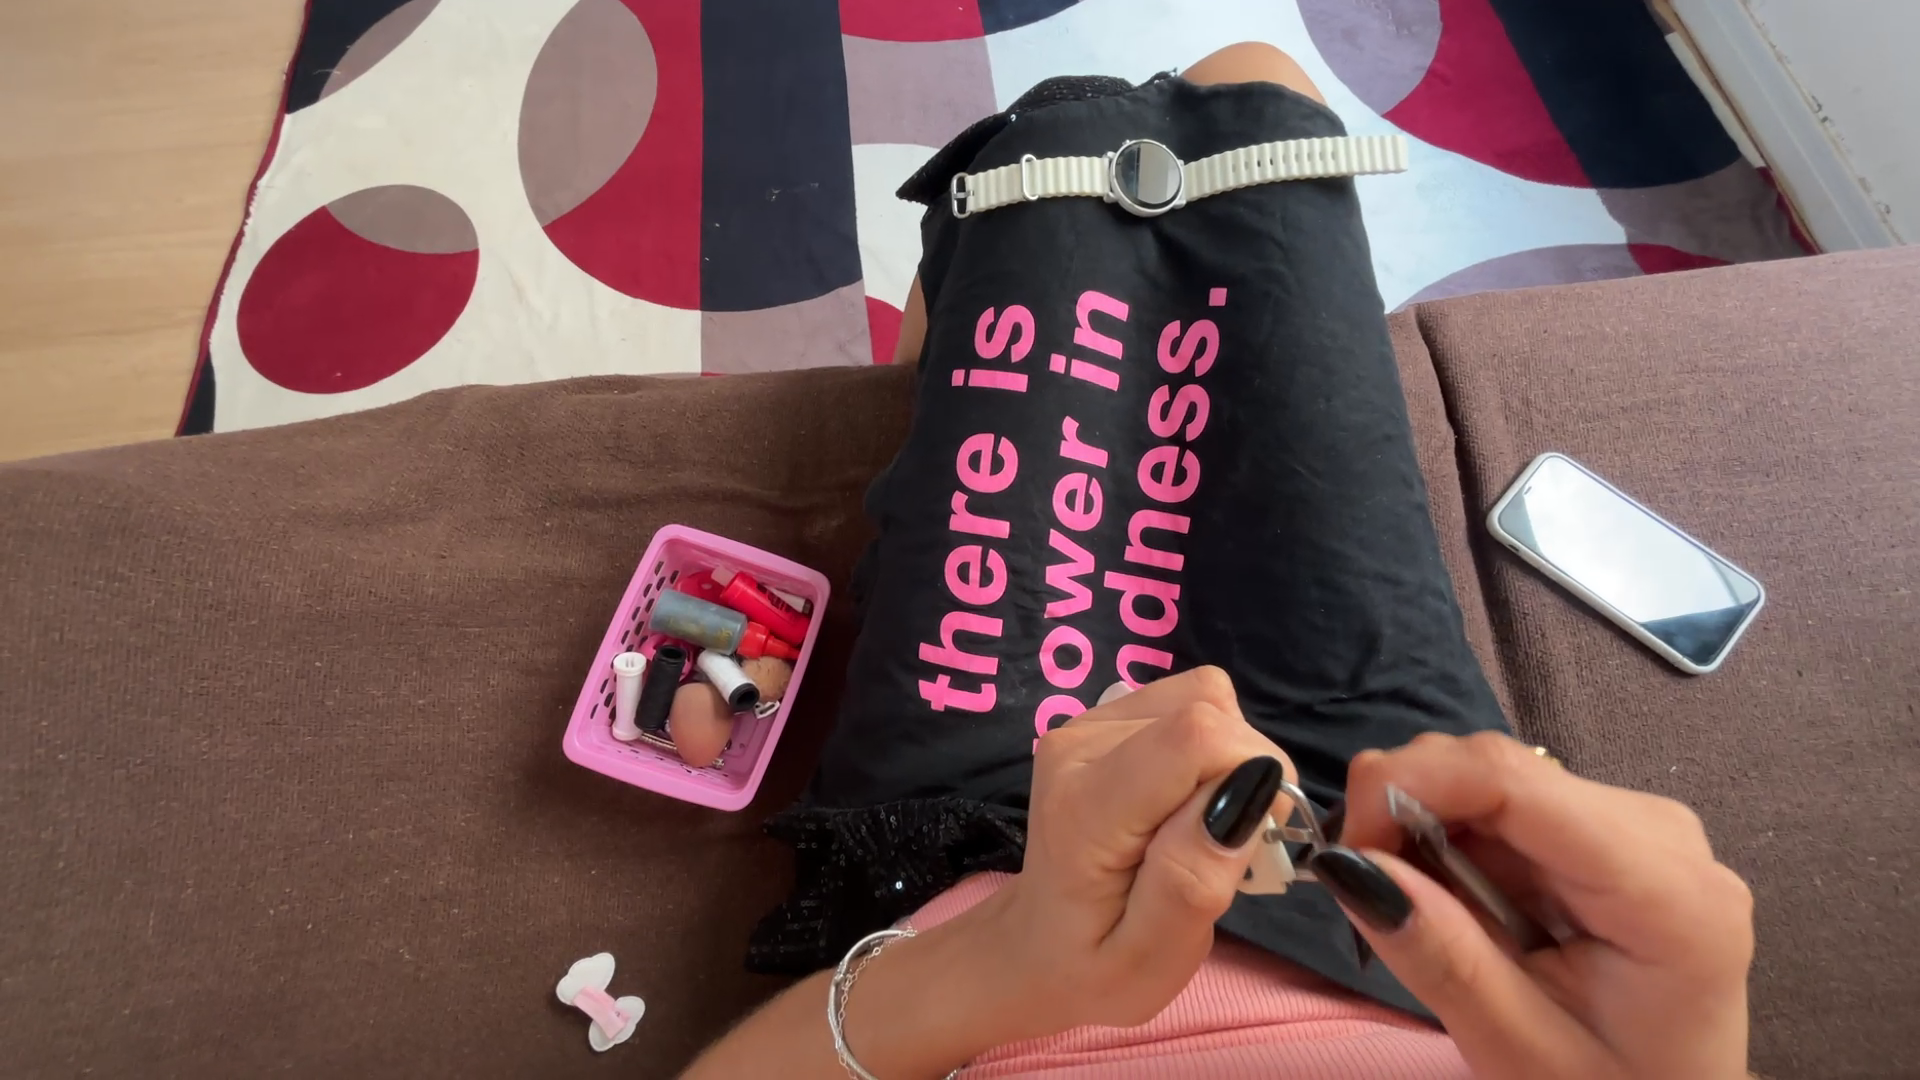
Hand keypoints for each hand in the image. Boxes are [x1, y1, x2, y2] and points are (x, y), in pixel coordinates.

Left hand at [954, 667, 1296, 1039]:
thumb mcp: (1150, 960)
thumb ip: (1192, 879)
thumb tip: (1246, 793)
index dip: (1253, 770)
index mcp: (1087, 804)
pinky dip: (1205, 745)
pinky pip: (1181, 703)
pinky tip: (1185, 795)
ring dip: (1225, 755)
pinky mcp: (1098, 718)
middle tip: (1230, 840)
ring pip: (1199, 697)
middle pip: (1203, 710)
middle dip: (1244, 769)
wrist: (1037, 941)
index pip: (1194, 735)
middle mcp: (1080, 744)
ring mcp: (1084, 723)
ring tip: (1204, 820)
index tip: (1259, 832)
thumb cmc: (1095, 964)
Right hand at [1335, 732, 1753, 1079]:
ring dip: (1414, 822)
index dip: (1402, 785)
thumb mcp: (1519, 1051)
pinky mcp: (1588, 816)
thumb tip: (1346, 864)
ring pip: (1470, 770)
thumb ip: (1440, 957)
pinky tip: (1449, 888)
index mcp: (1664, 888)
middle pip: (1481, 764)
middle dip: (1399, 807)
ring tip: (1418, 900)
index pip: (1503, 776)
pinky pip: (1481, 790)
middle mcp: (1649, 826)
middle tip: (1371, 885)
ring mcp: (1621, 814)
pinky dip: (1436, 828)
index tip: (1347, 851)